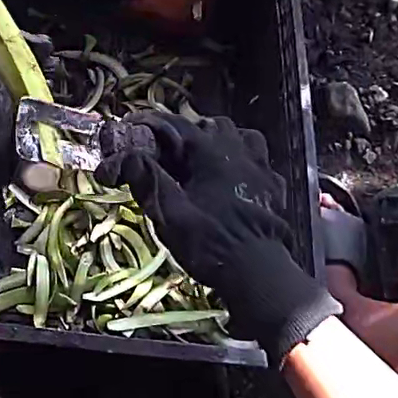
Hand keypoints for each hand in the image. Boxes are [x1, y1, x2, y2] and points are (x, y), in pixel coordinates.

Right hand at [99, 112, 339, 361]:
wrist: (258, 272)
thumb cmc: (210, 241)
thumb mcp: (168, 212)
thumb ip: (146, 179)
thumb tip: (123, 157)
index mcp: (210, 151)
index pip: (173, 124)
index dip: (147, 125)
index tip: (128, 129)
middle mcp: (238, 149)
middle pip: (207, 126)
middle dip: (183, 133)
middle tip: (163, 152)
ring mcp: (261, 166)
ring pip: (237, 136)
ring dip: (217, 141)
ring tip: (200, 159)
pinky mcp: (273, 186)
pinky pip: (257, 160)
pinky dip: (241, 162)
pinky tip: (232, 178)